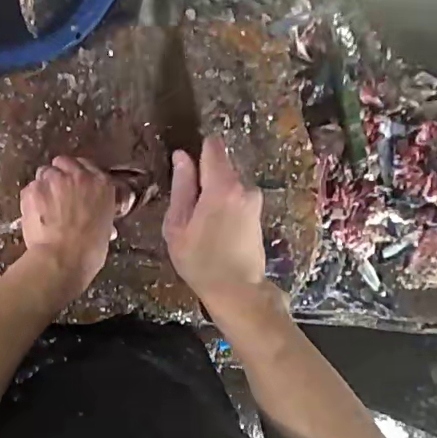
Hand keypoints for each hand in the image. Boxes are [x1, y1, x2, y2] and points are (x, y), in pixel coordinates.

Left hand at [18, 156, 116, 302]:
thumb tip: (98, 222)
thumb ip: (100, 215)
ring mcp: (53, 180)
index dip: (80, 175)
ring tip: (45, 205)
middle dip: (60, 174)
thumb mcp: (105, 230)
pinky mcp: (32, 190)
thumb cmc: (89, 250)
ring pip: (44, 173)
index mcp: (102, 185)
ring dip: (45, 185)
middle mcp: (78, 176)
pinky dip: (31, 199)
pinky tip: (35, 214)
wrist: (63, 258)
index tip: (77, 184)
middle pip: (64, 162)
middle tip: (59, 192)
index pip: (88, 166)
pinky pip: (30, 188)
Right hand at [163, 137, 273, 319]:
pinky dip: (225, 208)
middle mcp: (244, 187)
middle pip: (221, 166)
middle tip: (190, 211)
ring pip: (229, 185)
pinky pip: (237, 200)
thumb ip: (181, 187)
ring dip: (215, 196)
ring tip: (202, 226)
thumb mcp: (178, 225)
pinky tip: (216, 233)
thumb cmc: (200, 261)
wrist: (237, 291)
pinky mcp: (258, 215)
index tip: (186, 173)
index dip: (197, 154)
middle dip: (204, 180)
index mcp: (222, 185)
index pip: (213, 146)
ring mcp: (255, 202)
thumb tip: (181, 156)